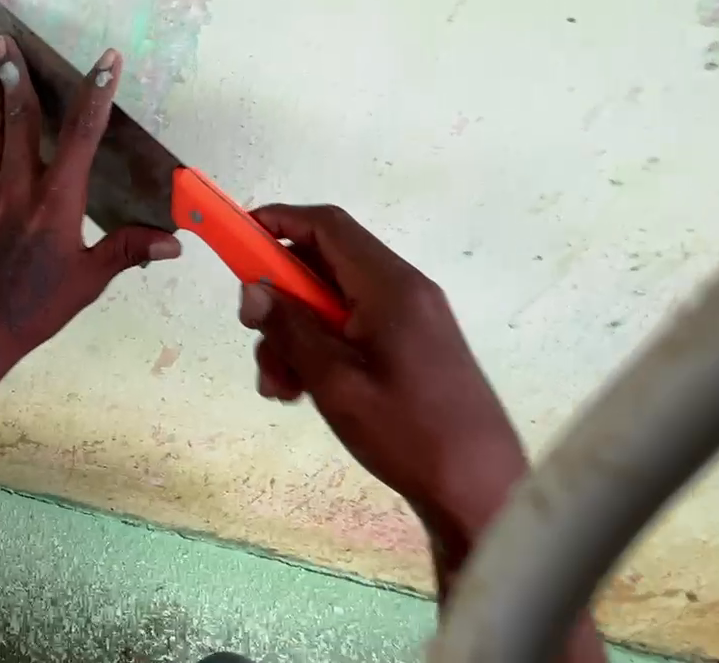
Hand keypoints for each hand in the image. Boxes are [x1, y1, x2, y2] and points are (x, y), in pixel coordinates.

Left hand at [0, 35, 181, 426]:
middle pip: (22, 119)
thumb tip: (176, 240)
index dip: (96, 93)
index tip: (105, 60)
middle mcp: (20, 185)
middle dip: (17, 76)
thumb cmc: (34, 308)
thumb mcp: (87, 282)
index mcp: (56, 201)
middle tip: (6, 38)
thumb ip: (127, 252)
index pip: (82, 135)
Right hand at [238, 204, 527, 568]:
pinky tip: (300, 390)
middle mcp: (401, 291)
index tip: (235, 238)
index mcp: (390, 287)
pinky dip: (315, 347)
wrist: (483, 497)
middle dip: (277, 295)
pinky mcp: (406, 345)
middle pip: (320, 264)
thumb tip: (252, 288)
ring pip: (326, 300)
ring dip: (291, 331)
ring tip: (279, 384)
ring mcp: (406, 319)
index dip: (277, 220)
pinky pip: (346, 326)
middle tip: (252, 331)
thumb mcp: (333, 380)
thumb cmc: (408, 433)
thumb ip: (288, 327)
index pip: (326, 225)